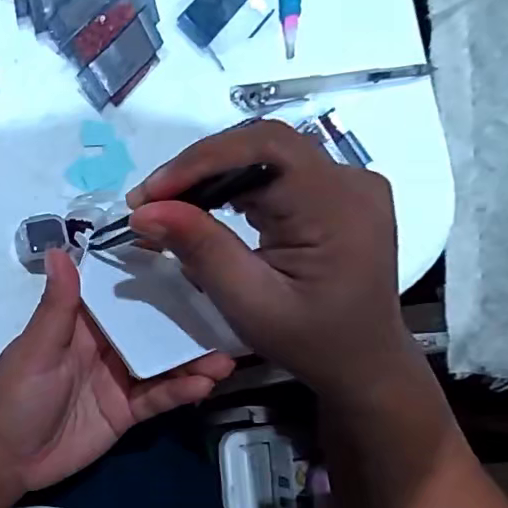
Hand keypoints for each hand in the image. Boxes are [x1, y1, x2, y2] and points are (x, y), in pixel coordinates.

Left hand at [0, 249, 233, 491]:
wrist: (12, 459)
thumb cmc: (17, 396)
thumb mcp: (36, 349)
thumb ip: (57, 306)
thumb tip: (60, 250)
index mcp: (78, 325)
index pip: (116, 293)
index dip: (146, 275)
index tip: (186, 253)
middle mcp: (103, 346)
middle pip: (148, 327)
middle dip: (183, 319)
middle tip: (225, 307)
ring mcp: (117, 379)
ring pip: (161, 362)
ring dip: (191, 358)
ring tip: (225, 356)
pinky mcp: (127, 410)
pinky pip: (158, 397)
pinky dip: (181, 390)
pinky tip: (205, 383)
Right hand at [125, 120, 421, 404]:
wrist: (362, 362)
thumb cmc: (309, 340)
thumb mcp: (249, 303)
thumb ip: (201, 250)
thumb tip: (145, 211)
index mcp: (337, 206)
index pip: (266, 149)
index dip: (202, 160)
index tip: (149, 194)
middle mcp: (348, 182)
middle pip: (262, 145)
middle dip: (197, 167)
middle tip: (146, 201)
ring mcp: (342, 185)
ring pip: (262, 155)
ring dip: (207, 175)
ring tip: (163, 206)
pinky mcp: (328, 195)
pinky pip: (270, 173)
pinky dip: (227, 186)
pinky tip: (197, 207)